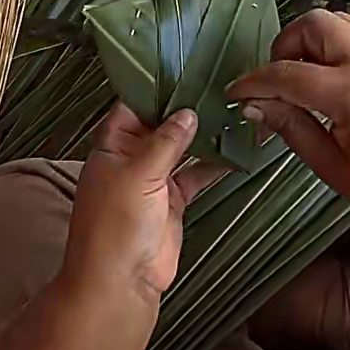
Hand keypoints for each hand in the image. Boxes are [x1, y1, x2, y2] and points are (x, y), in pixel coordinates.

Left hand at [61, 104, 220, 304]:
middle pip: (161, 123)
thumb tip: (188, 112)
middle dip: (185, 108)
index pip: (133, 104)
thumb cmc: (115, 223)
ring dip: (202, 135)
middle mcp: (132, 155)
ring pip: (181, 147)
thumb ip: (165, 141)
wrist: (121, 282)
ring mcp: (153, 177)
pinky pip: (195, 174)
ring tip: (232, 111)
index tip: (185, 67)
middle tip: (217, 85)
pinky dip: (213, 164)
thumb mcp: (138, 174)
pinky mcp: (172, 199)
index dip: (156, 87)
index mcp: (113, 143)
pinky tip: (236, 150)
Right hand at [226, 9, 349, 245]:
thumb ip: (290, 127)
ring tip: (308, 77)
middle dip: (286, 45)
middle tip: (279, 80)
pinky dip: (341, 46)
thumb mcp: (334, 168)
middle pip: (314, 23)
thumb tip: (252, 104)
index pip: (287, 74)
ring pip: (341, 20)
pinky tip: (341, 81)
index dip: (254, 82)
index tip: (235, 92)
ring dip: (315, 41)